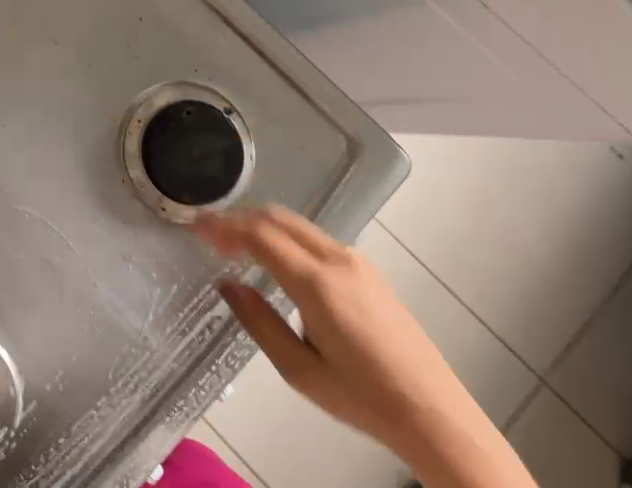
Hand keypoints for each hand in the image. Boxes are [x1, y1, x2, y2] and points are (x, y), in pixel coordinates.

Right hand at [196, 209, 510, 473]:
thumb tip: (228, 284)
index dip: (224, 226)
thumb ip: (259, 322)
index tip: (196, 227)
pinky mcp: (369, 273)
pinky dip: (286, 238)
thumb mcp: (299, 370)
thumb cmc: (362, 398)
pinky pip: (316, 240)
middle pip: (279, 218)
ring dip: (264, 227)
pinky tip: (276, 262)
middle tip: (211, 236)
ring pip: (299, 226)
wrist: (434, 413)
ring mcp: (358, 263)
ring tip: (236, 248)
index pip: (260, 234)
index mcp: (317, 283)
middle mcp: (338, 260)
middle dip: (240, 219)